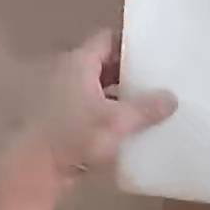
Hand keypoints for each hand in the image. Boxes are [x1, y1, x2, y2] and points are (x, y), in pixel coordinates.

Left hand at [16, 31, 176, 190]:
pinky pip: (94, 109)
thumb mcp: (117, 122)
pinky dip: (111, 113)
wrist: (37, 170)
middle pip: (105, 65)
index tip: (154, 55)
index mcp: (79, 63)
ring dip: (121, 96)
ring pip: (100, 89)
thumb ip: (146, 109)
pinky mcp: (65, 121)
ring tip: (150, 105)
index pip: (107, 40)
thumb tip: (172, 98)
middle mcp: (70, 75)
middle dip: (130, 73)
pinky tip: (131, 126)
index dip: (130, 44)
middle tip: (158, 81)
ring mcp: (65, 98)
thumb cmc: (75, 136)